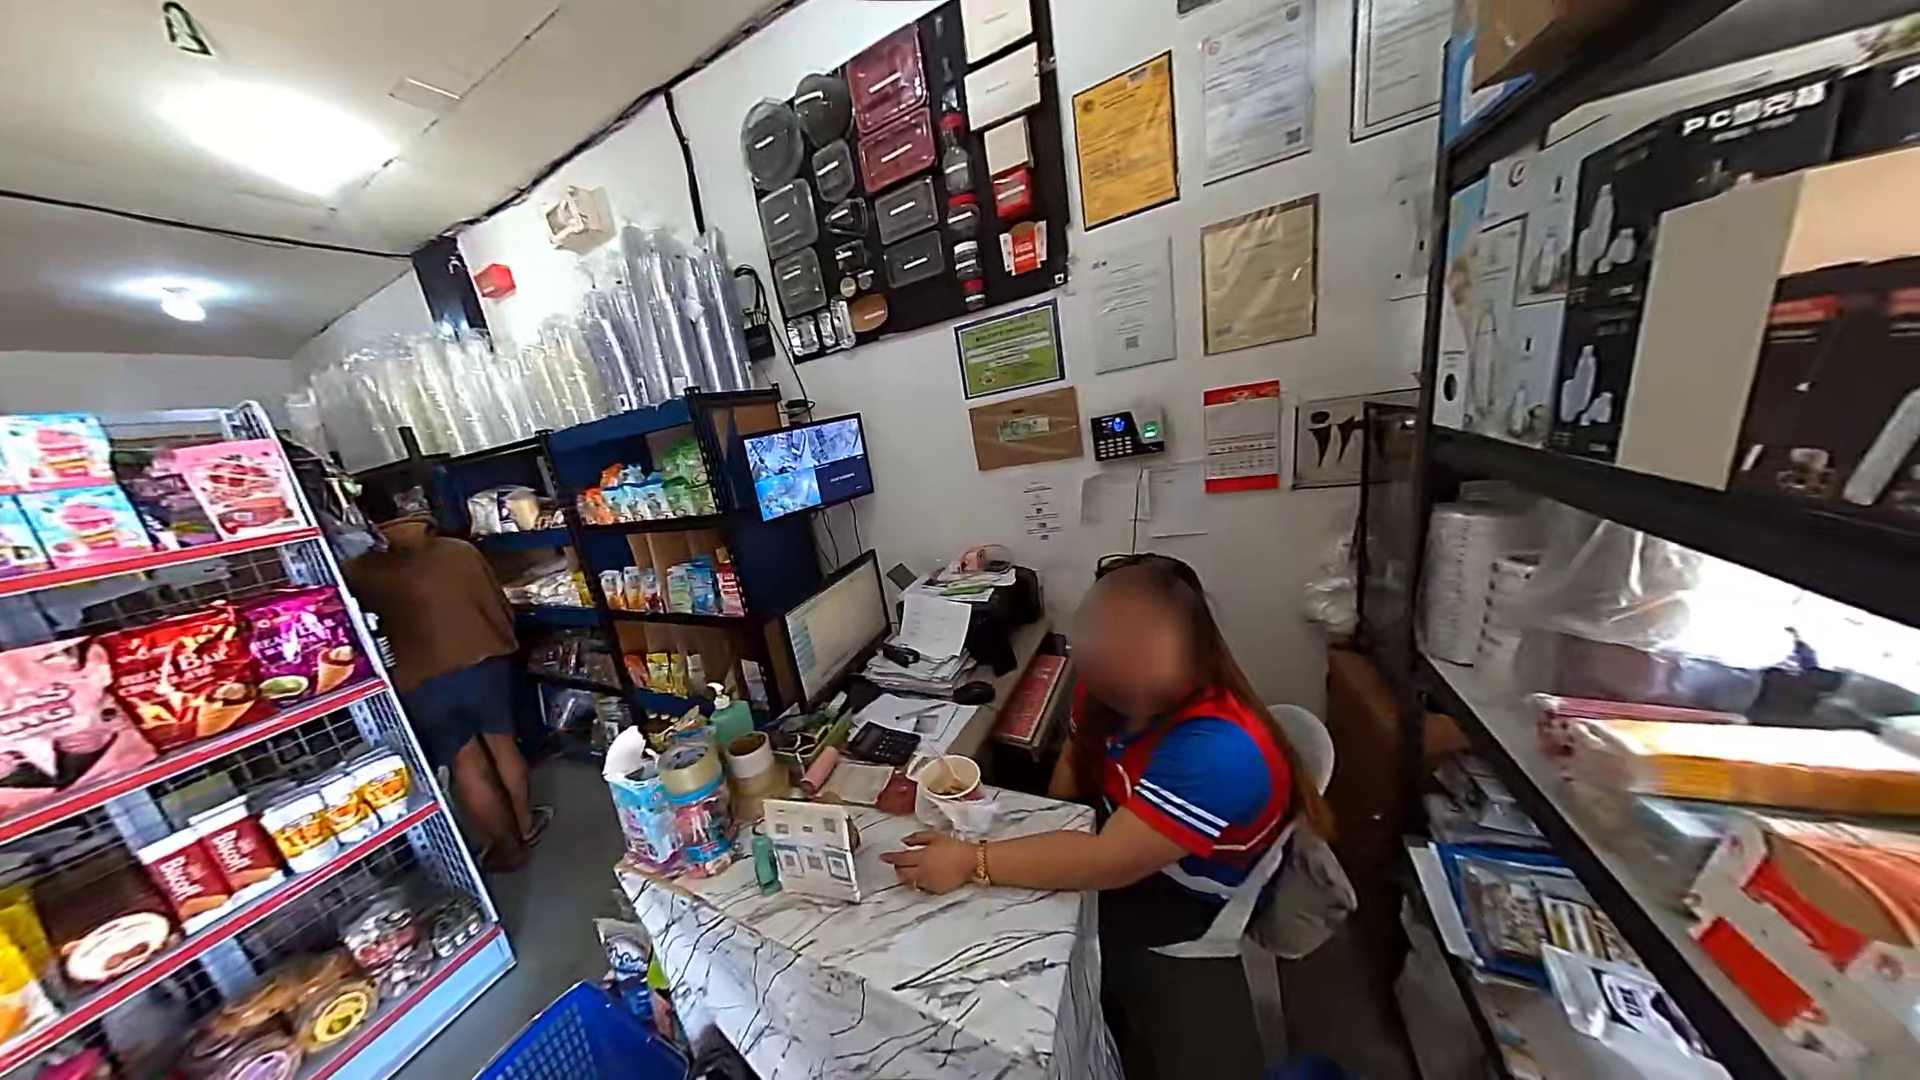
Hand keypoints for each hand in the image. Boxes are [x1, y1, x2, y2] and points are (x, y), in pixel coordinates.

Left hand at [880, 831, 975, 893]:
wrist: (970, 862)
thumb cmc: (953, 846)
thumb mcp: (935, 836)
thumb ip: (918, 838)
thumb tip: (904, 841)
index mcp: (921, 857)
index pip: (901, 858)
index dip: (890, 858)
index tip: (882, 857)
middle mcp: (922, 872)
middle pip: (903, 872)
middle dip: (898, 868)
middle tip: (898, 862)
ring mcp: (928, 883)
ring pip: (910, 881)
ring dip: (906, 875)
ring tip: (909, 869)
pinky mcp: (935, 891)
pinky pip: (921, 886)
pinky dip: (918, 881)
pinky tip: (923, 875)